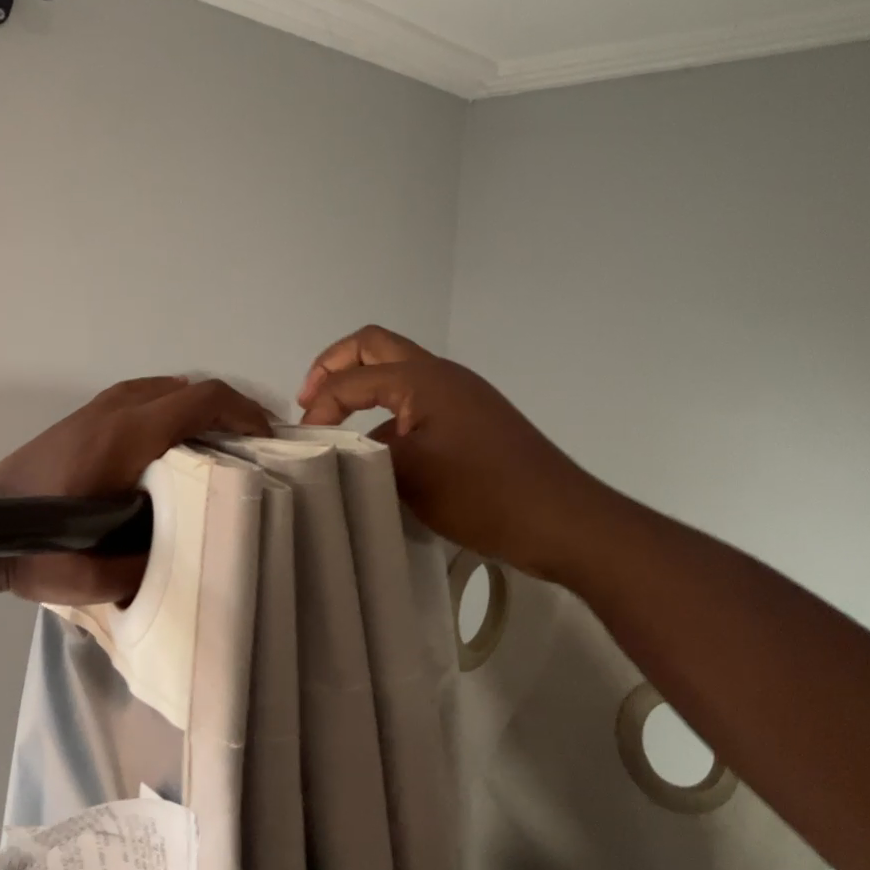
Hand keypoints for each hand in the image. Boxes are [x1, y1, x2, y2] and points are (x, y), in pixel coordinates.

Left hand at [0, 376, 271, 604]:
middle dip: (231, 411)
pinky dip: (175, 412)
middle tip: (256, 451)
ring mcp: (97, 408)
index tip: (270, 443)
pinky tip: (178, 451)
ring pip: (167, 389)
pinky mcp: (86, 417)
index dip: (246, 413)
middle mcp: (115, 409)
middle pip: (190, 387)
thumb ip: (152, 567)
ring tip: (223, 450)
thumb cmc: (33, 549)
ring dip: (201, 411)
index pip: (202, 399)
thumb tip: (196, 557)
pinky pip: (146, 398)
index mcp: (126, 435)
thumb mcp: (96, 576)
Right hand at [297, 325, 603, 574]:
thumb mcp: (411, 475)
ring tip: (338, 426)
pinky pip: (418, 400)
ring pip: (397, 372)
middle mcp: (442, 374)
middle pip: (374, 347)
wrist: (565, 522)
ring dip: (363, 387)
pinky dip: (388, 412)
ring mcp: (462, 395)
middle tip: (311, 402)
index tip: (304, 439)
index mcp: (423, 378)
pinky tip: (382, 452)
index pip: (352, 378)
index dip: (320, 403)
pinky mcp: (474, 420)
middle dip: (334, 367)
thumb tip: (335, 444)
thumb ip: (362, 451)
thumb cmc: (484, 494)